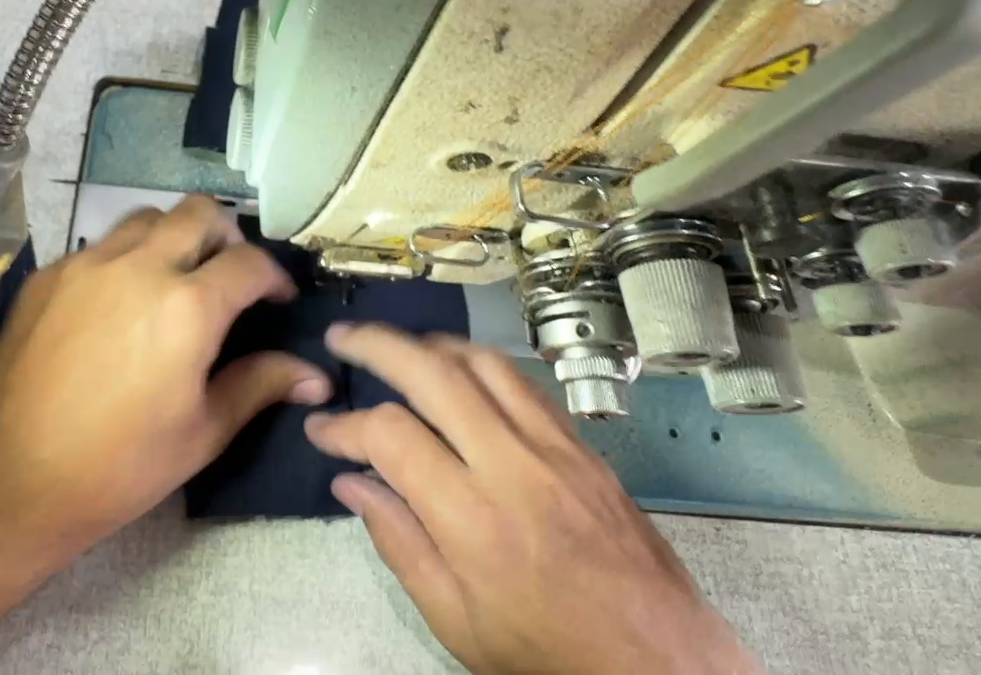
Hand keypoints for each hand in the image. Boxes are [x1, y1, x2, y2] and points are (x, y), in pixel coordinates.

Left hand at [0, 195, 332, 557]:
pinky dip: (126, 257)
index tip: (277, 299)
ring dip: (175, 235)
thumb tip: (316, 375)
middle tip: (230, 274)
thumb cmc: (119, 467)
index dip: (274, 277)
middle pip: (198, 212)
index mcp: (187, 307)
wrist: (10, 479)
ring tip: (178, 277)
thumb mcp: (202, 433)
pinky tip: (121, 302)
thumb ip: (260, 386)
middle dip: (228, 235)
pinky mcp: (48, 275)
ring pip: (146, 218)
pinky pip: (100, 246)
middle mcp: (139, 267)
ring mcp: (87, 265)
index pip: (249, 262)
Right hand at [306, 325, 760, 674]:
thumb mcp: (455, 620)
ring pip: (482, 362)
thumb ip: (398, 543)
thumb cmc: (546, 650)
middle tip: (341, 337)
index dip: (345, 427)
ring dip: (429, 343)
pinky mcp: (581, 443)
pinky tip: (458, 368)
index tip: (321, 431)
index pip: (391, 438)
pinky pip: (522, 381)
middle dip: (377, 345)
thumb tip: (350, 482)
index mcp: (473, 519)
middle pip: (434, 374)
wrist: (659, 661)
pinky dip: (478, 361)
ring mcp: (554, 446)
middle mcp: (513, 465)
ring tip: (395, 345)